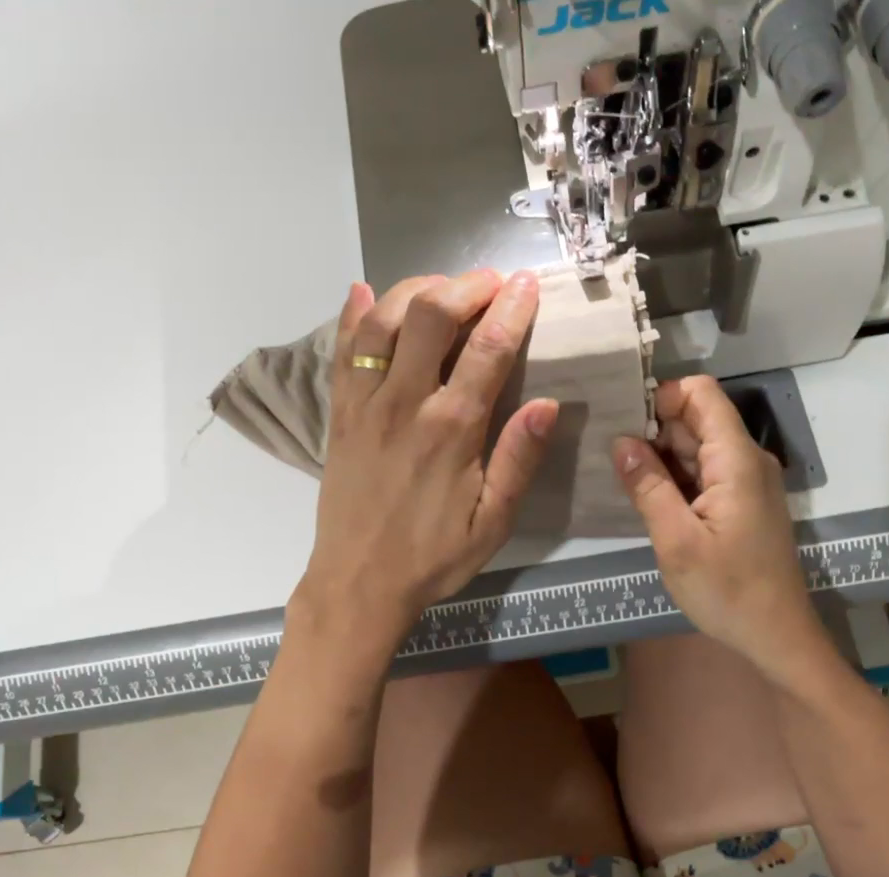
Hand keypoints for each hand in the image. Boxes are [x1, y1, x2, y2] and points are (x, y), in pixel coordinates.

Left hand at [295, 270, 558, 646]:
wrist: (358, 584)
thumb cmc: (433, 558)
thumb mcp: (492, 524)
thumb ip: (519, 461)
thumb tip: (550, 403)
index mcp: (451, 429)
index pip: (488, 349)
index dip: (511, 308)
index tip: (527, 283)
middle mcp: (404, 403)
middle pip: (431, 315)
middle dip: (465, 285)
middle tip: (490, 281)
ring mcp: (364, 404)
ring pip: (383, 320)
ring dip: (415, 289)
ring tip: (443, 285)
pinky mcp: (339, 414)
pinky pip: (343, 351)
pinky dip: (353, 314)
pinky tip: (364, 291)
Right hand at [613, 376, 831, 679]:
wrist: (777, 635)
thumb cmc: (728, 591)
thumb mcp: (676, 541)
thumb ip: (648, 486)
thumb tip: (620, 441)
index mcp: (736, 460)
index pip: (701, 393)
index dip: (661, 397)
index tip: (622, 421)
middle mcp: (747, 460)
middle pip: (698, 419)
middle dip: (654, 428)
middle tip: (610, 454)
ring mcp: (747, 482)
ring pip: (699, 446)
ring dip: (662, 455)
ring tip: (621, 475)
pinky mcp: (743, 503)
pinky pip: (706, 473)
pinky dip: (677, 477)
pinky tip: (648, 496)